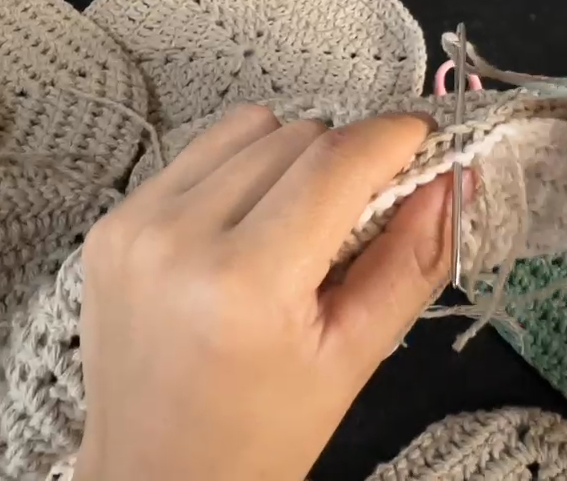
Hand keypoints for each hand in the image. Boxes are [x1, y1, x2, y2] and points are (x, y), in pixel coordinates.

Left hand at [77, 105, 452, 480]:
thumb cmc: (264, 436)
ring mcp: (136, 220)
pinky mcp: (113, 216)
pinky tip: (245, 223)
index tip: (426, 136)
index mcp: (245, 283)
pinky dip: (241, 166)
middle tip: (359, 212)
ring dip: (292, 156)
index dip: (392, 135)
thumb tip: (452, 178)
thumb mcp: (354, 358)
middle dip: (345, 160)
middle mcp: (179, 235)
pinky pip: (201, 149)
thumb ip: (413, 260)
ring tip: (295, 221)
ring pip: (250, 129)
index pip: (335, 164)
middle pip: (297, 137)